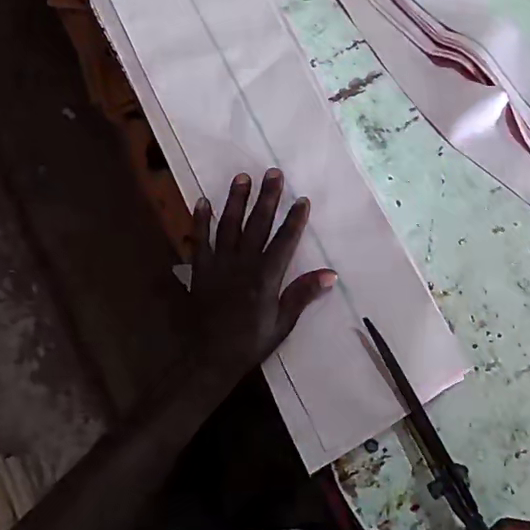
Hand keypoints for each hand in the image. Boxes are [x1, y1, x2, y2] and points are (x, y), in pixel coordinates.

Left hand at [186, 170, 336, 385]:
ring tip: (242, 177)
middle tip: (273, 173)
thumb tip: (330, 274)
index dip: (294, 219)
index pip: (284, 241)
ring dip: (236, 200)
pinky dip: (201, 221)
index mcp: (266, 277)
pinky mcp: (200, 270)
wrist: (210, 357)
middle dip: (267, 198)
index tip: (302, 199)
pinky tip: (203, 202)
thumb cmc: (251, 342)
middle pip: (257, 225)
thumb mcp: (282, 323)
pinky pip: (200, 240)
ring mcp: (219, 264)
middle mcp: (243, 264)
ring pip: (229, 225)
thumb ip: (302, 294)